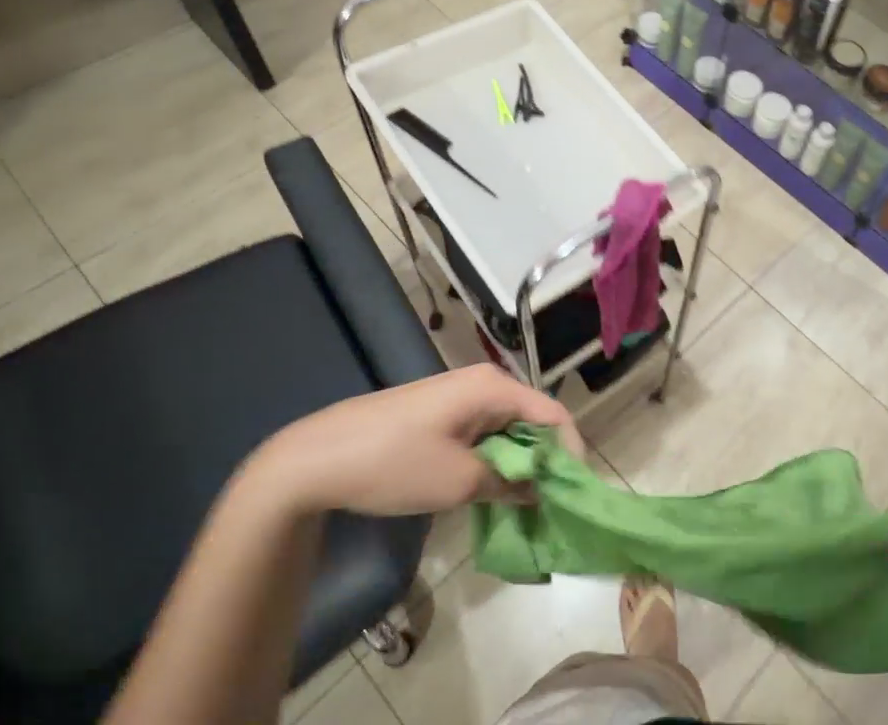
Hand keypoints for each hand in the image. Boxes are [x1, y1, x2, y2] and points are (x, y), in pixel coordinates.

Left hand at [247, 364, 582, 517]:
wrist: (313, 459)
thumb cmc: (394, 464)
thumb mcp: (460, 482)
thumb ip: (511, 483)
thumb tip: (541, 488)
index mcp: (493, 388)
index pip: (554, 414)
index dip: (571, 453)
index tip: (573, 493)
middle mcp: (480, 383)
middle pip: (531, 419)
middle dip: (544, 459)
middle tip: (550, 503)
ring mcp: (456, 396)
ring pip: (506, 428)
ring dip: (518, 462)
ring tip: (523, 503)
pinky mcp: (437, 413)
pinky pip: (481, 432)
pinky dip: (492, 459)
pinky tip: (488, 490)